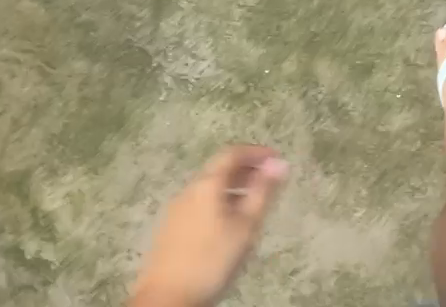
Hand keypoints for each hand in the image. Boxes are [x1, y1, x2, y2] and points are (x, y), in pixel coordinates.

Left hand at [129, 144, 289, 306]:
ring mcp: (176, 209)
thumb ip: (263, 192)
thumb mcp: (245, 226)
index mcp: (207, 184)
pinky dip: (218, 201)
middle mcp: (189, 189)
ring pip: (208, 188)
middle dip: (245, 169)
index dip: (255, 152)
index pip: (232, 153)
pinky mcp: (169, 229)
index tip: (275, 158)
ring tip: (251, 203)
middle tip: (266, 179)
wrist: (166, 300)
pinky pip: (199, 203)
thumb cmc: (212, 259)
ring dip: (231, 187)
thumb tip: (279, 163)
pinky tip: (226, 223)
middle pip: (218, 169)